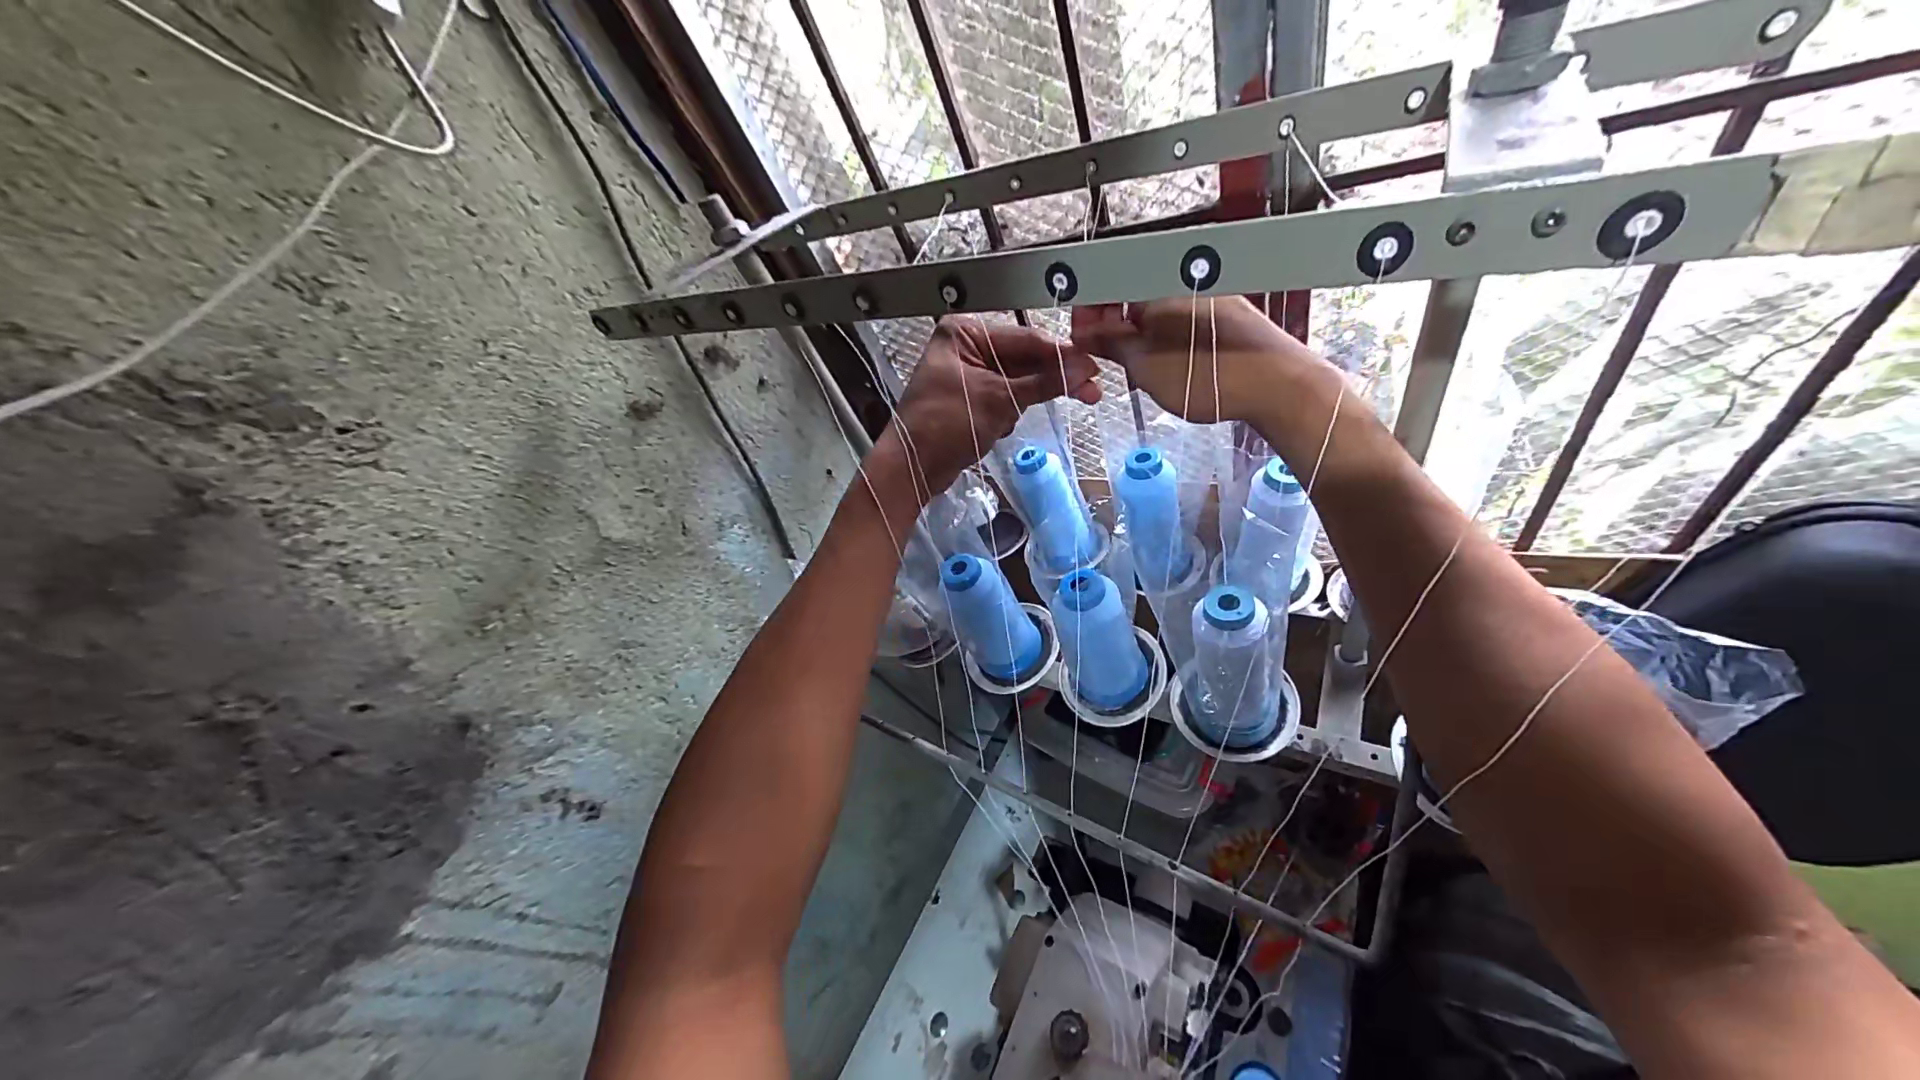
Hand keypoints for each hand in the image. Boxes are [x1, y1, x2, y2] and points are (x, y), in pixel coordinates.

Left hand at [879, 316, 1101, 495]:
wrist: (911, 469)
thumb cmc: (944, 426)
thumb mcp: (998, 400)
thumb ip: (1044, 383)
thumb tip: (1084, 370)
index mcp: (965, 332)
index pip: (1025, 339)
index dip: (1062, 355)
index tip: (1093, 368)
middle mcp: (965, 346)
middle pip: (1023, 359)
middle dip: (1049, 379)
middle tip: (1090, 391)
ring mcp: (967, 374)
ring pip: (1017, 381)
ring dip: (1025, 400)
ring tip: (1022, 417)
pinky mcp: (970, 400)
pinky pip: (1004, 398)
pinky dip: (1010, 412)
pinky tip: (1000, 427)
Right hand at [1071, 296, 1328, 423]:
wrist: (1279, 386)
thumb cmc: (1207, 375)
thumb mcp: (1144, 364)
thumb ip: (1109, 343)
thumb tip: (1084, 332)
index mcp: (1158, 284)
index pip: (1107, 284)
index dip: (1086, 311)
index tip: (1078, 339)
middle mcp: (1182, 281)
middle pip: (1131, 294)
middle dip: (1110, 324)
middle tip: (1102, 357)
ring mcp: (1207, 296)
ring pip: (1156, 309)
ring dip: (1136, 334)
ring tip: (1132, 367)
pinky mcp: (1225, 314)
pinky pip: (1180, 318)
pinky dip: (1162, 337)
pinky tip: (1164, 364)